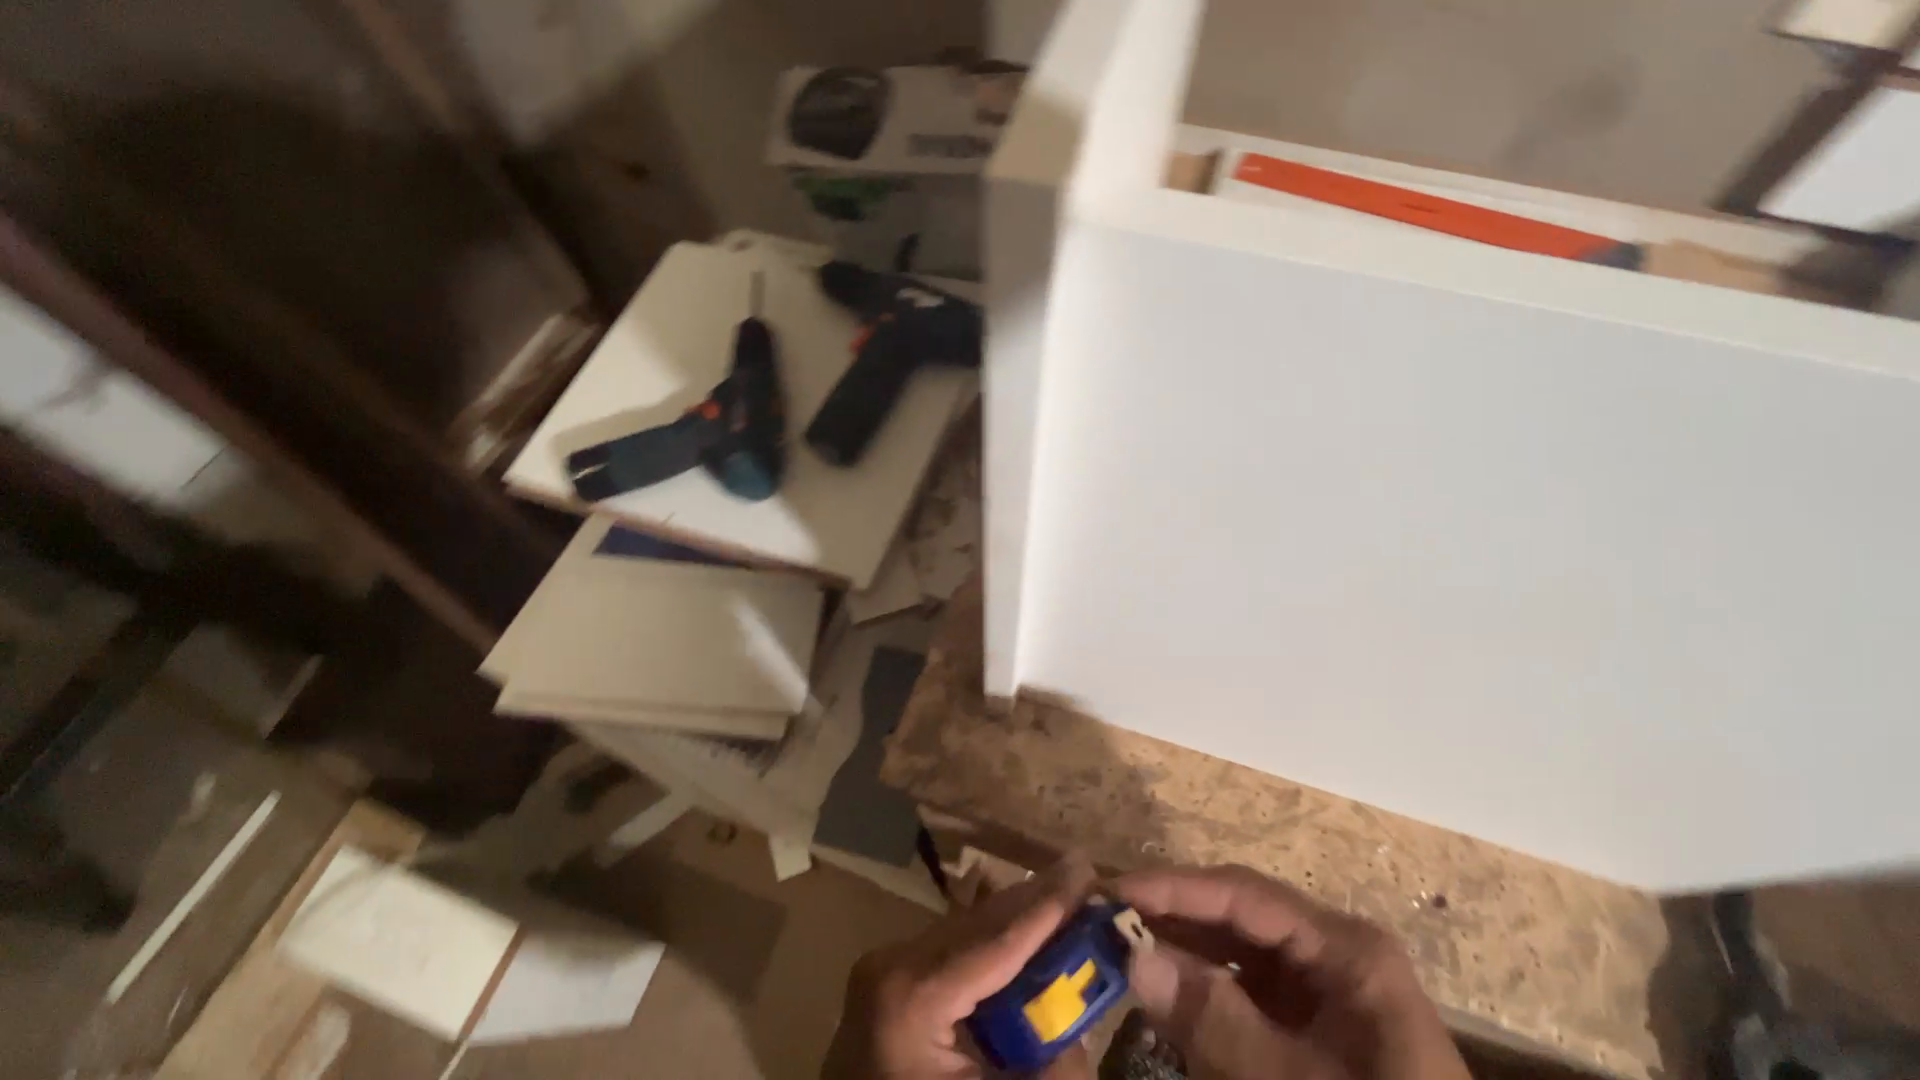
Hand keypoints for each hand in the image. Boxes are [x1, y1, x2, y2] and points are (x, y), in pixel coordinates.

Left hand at [825, 855, 1097, 1078]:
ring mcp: (886, 967)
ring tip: (1065, 890)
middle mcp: (893, 964)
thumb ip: (1050, 1069)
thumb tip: (1083, 1027)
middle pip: (980, 924)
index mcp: (913, 996)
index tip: (1084, 867)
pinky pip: (950, 945)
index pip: (996, 941)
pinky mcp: (889, 977)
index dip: (1047, 907)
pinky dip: (991, 936)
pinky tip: (1024, 919)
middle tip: (1084, 871)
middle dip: (1036, 900)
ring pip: (965, 928)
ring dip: (1016, 913)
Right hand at [1114, 865, 1470, 1079]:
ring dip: (1179, 948)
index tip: (1111, 893)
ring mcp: (1321, 986)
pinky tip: (1161, 990)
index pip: (1244, 895)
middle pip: (1236, 914)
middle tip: (1101, 920)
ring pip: (1235, 948)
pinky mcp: (1310, 1020)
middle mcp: (1331, 950)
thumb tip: (1133, 956)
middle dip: (1169, 915)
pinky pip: (1244, 987)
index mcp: (1345, 948)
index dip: (1174, 888)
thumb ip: (1217, 1022)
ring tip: (1117, 948)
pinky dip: (1201, 987)